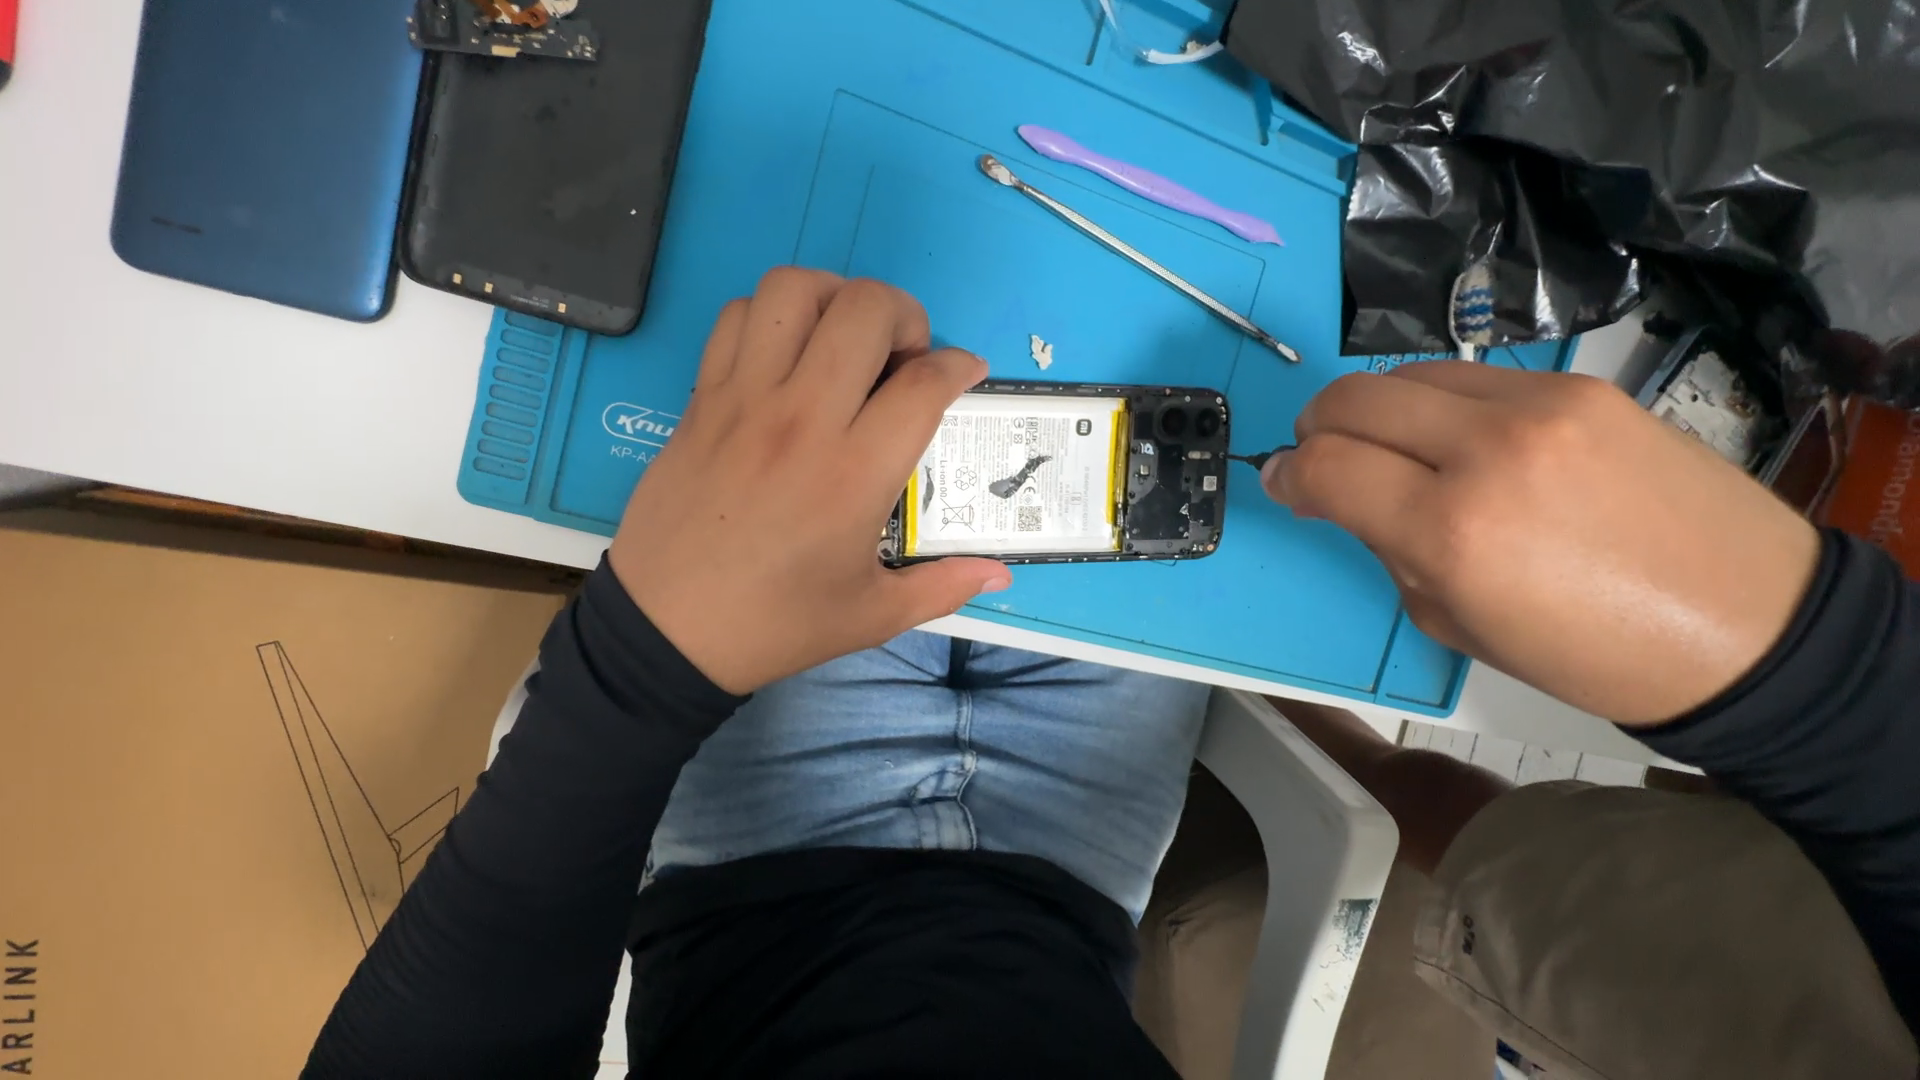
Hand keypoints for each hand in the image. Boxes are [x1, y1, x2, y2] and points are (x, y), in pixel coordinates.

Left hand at [607, 268, 1010, 693]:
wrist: (667, 630)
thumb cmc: (776, 624)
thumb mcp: (872, 616)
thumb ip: (944, 587)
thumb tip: (1001, 573)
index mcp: (855, 473)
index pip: (923, 383)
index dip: (960, 365)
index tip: (965, 374)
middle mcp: (803, 418)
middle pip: (867, 310)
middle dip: (907, 316)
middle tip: (906, 356)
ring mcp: (745, 399)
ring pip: (796, 291)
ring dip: (837, 297)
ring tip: (847, 337)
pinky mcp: (702, 398)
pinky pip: (737, 317)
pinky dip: (774, 314)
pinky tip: (788, 352)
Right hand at [1262, 362, 1820, 726]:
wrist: (1743, 626)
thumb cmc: (1583, 651)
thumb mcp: (1449, 620)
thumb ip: (1385, 545)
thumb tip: (1345, 497)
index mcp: (1448, 529)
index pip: (1322, 467)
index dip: (1284, 475)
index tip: (1280, 483)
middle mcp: (1486, 451)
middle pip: (1349, 400)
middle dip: (1314, 429)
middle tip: (1321, 458)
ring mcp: (1539, 407)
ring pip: (1404, 375)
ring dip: (1374, 410)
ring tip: (1392, 447)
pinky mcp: (1579, 389)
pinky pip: (1470, 375)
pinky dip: (1436, 403)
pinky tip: (1456, 437)